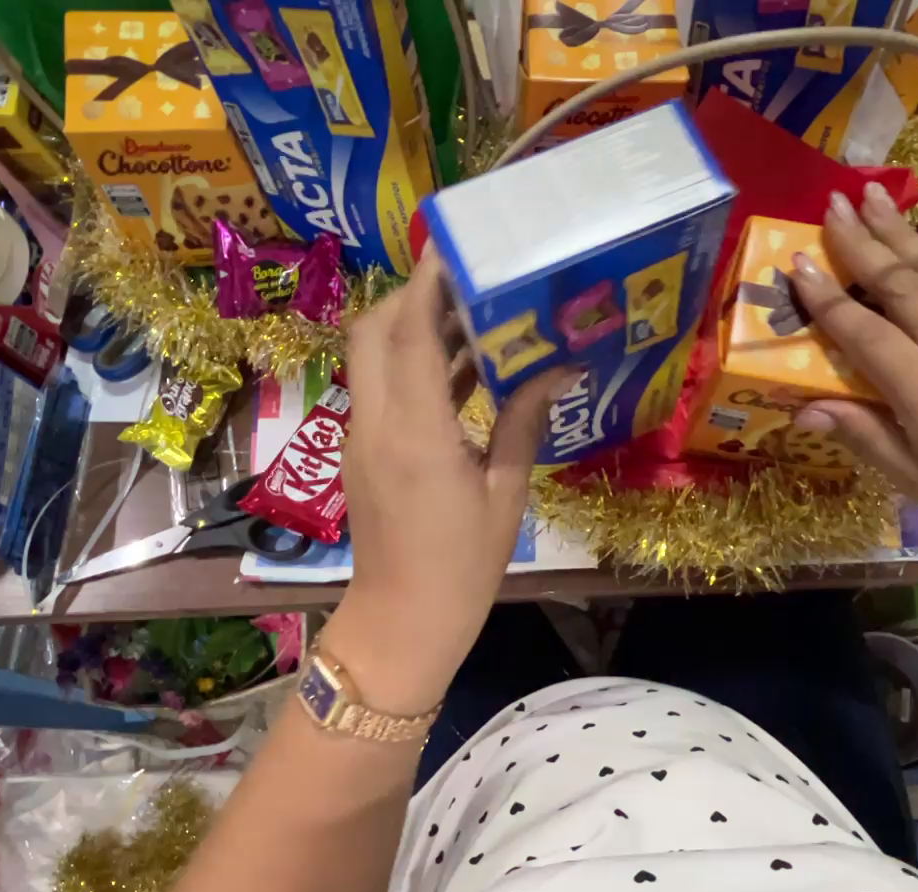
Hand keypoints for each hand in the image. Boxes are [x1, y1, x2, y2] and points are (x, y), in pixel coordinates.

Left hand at [327, 252, 579, 713]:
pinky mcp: (360, 453)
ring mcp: (360, 438)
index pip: (409, 334)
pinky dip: (410, 368)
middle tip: (467, 285)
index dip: (426, 282)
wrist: (403, 622)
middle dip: (411, 296)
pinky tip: (460, 374)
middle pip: (373, 331)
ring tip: (472, 320)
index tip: (455, 245)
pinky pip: (379, 390)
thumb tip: (557, 369)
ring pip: (371, 358)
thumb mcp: (505, 496)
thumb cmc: (463, 568)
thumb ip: (522, 423)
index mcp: (417, 434)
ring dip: (412, 331)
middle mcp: (376, 424)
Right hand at [787, 184, 917, 571]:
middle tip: (832, 202)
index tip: (797, 262)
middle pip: (903, 283)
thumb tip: (803, 410)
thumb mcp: (915, 479)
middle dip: (864, 240)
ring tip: (874, 195)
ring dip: (904, 229)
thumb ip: (863, 436)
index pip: (866, 332)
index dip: (828, 297)